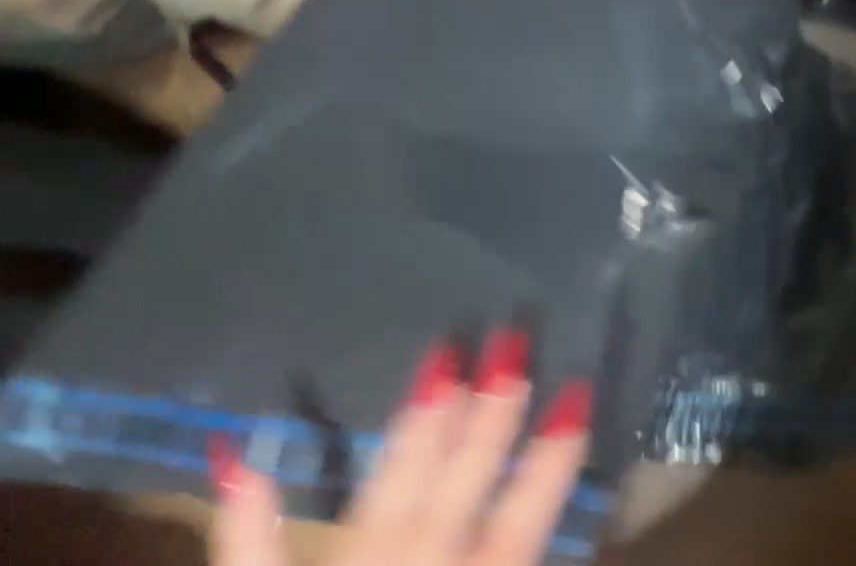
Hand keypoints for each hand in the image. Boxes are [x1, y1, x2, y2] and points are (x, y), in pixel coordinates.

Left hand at [208, 329, 589, 565]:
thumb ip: (522, 560)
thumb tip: (583, 547)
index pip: (523, 517)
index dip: (552, 455)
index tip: (576, 390)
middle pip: (457, 490)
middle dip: (487, 418)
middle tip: (508, 346)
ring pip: (386, 500)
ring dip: (413, 434)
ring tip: (438, 364)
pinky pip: (252, 565)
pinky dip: (245, 518)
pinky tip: (236, 453)